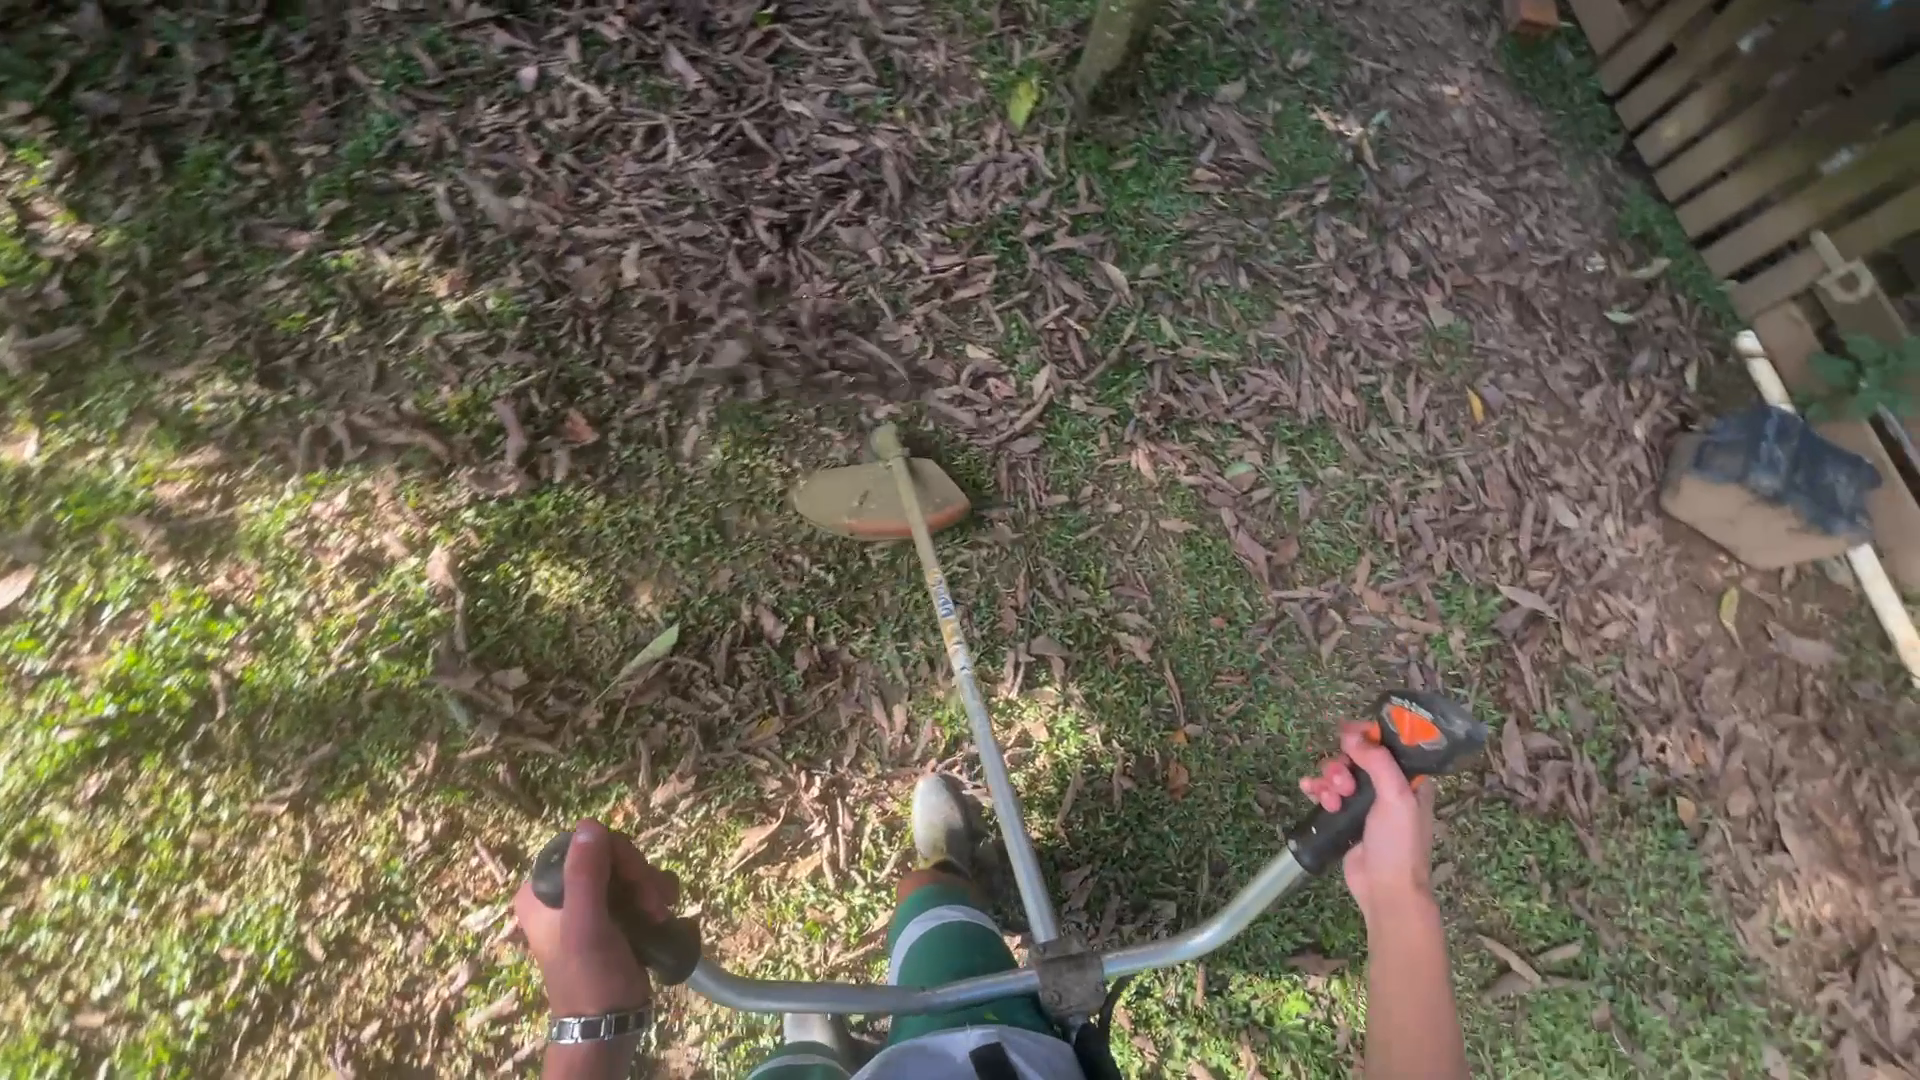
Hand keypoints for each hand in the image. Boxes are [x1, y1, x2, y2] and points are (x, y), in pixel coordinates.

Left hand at [513, 819, 679, 1016]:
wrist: (611, 1025)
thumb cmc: (591, 979)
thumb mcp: (586, 927)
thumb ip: (586, 876)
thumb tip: (590, 824)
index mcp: (541, 891)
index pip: (584, 843)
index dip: (615, 854)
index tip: (632, 880)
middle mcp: (563, 892)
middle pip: (612, 853)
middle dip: (638, 876)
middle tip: (650, 906)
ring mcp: (591, 903)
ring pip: (630, 868)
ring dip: (651, 887)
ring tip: (658, 916)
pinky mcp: (615, 914)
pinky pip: (641, 884)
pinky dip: (657, 896)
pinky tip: (662, 917)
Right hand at [1297, 723, 1436, 921]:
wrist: (1385, 889)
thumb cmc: (1399, 843)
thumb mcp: (1396, 798)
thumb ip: (1376, 762)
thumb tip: (1350, 733)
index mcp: (1409, 780)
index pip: (1386, 744)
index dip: (1366, 735)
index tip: (1346, 734)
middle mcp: (1387, 787)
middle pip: (1355, 757)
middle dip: (1342, 766)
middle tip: (1343, 785)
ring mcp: (1364, 802)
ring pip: (1337, 773)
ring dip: (1328, 780)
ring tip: (1330, 800)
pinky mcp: (1344, 815)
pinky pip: (1325, 790)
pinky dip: (1316, 788)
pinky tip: (1309, 792)